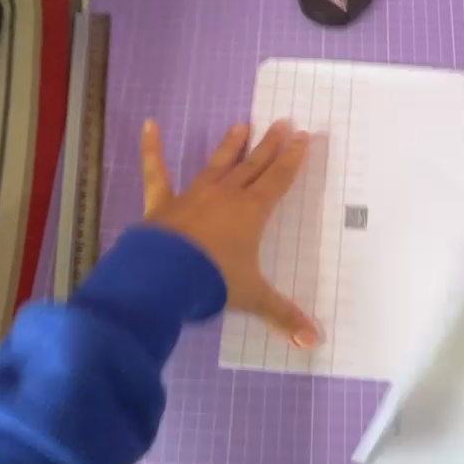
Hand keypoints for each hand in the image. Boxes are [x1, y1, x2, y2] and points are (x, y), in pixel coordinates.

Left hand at [141, 118, 320, 348]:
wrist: (165, 277)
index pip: (278, 180)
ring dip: (231, 145)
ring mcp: (193, 195)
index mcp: (251, 212)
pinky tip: (149, 125)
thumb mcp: (253, 298)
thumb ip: (283, 316)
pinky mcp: (163, 203)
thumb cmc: (214, 281)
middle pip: (253, 165)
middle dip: (269, 144)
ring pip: (217, 164)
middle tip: (282, 121)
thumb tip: (314, 342)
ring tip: (241, 125)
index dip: (293, 159)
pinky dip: (152, 148)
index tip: (304, 137)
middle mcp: (226, 195)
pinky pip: (157, 172)